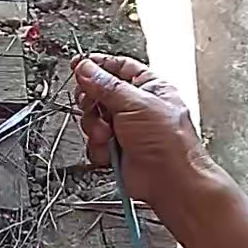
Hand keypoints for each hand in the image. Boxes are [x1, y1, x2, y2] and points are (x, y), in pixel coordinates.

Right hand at [71, 53, 214, 209]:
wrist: (169, 181)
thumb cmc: (169, 142)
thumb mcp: (136, 104)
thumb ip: (106, 85)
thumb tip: (86, 68)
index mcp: (148, 88)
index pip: (118, 68)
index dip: (97, 66)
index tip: (78, 65)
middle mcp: (136, 107)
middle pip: (99, 94)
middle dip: (92, 102)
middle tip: (93, 106)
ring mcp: (125, 129)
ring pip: (93, 119)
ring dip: (96, 128)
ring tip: (108, 134)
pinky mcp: (115, 149)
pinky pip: (94, 141)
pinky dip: (98, 147)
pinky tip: (110, 150)